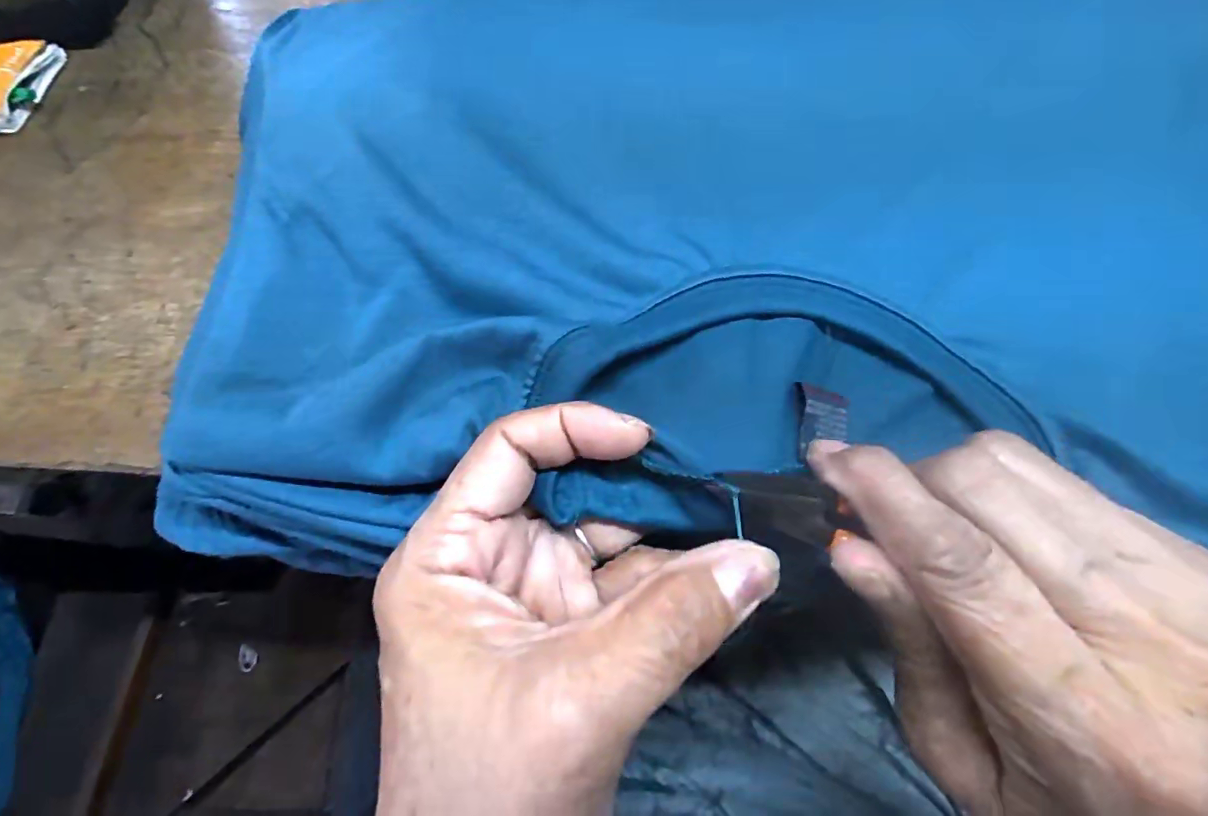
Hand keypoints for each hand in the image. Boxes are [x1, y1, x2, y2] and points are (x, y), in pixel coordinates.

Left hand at [374, 403, 781, 814]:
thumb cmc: (494, 794)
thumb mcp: (581, 698)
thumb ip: (673, 623)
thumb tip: (758, 559)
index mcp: (449, 556)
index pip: (508, 451)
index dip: (573, 428)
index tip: (642, 439)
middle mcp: (490, 563)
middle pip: (568, 487)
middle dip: (636, 484)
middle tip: (704, 479)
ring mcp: (536, 597)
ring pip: (609, 536)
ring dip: (669, 531)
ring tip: (729, 518)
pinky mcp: (575, 633)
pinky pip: (632, 584)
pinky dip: (677, 577)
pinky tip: (724, 570)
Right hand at [811, 433, 1207, 815]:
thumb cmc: (1048, 800)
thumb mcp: (952, 749)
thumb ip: (908, 638)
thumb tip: (849, 544)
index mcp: (1095, 728)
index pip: (969, 570)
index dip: (890, 499)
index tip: (829, 461)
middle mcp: (1159, 644)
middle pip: (988, 492)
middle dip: (911, 480)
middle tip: (879, 509)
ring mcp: (1192, 590)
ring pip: (1017, 465)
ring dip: (951, 478)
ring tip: (941, 522)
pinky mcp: (1203, 556)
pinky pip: (1055, 474)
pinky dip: (1003, 490)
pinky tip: (1006, 533)